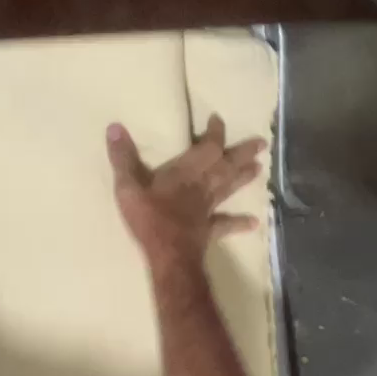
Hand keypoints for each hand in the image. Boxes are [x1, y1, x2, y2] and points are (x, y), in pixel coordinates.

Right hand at [106, 115, 265, 271]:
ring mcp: (207, 209)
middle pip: (226, 166)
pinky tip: (253, 222)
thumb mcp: (129, 185)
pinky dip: (239, 223)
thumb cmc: (150, 218)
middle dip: (242, 153)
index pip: (208, 147)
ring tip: (260, 168)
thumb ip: (122, 157)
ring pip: (229, 189)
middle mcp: (202, 187)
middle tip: (261, 143)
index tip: (218, 119)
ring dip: (244, 178)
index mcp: (186, 172)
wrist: (168, 256)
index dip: (215, 133)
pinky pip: (225, 224)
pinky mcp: (208, 230)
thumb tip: (114, 127)